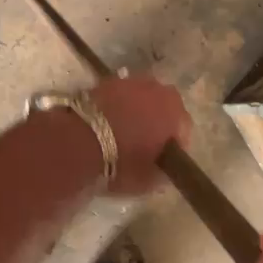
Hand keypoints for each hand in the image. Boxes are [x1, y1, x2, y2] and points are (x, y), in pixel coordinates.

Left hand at [91, 74, 189, 194]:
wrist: (79, 141)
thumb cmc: (122, 162)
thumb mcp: (149, 181)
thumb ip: (163, 172)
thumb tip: (163, 169)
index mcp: (174, 110)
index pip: (184, 129)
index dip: (175, 147)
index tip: (164, 161)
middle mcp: (156, 88)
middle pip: (163, 107)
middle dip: (157, 123)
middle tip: (145, 145)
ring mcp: (129, 81)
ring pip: (140, 98)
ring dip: (136, 111)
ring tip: (123, 134)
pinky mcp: (104, 81)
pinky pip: (118, 96)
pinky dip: (116, 107)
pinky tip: (106, 124)